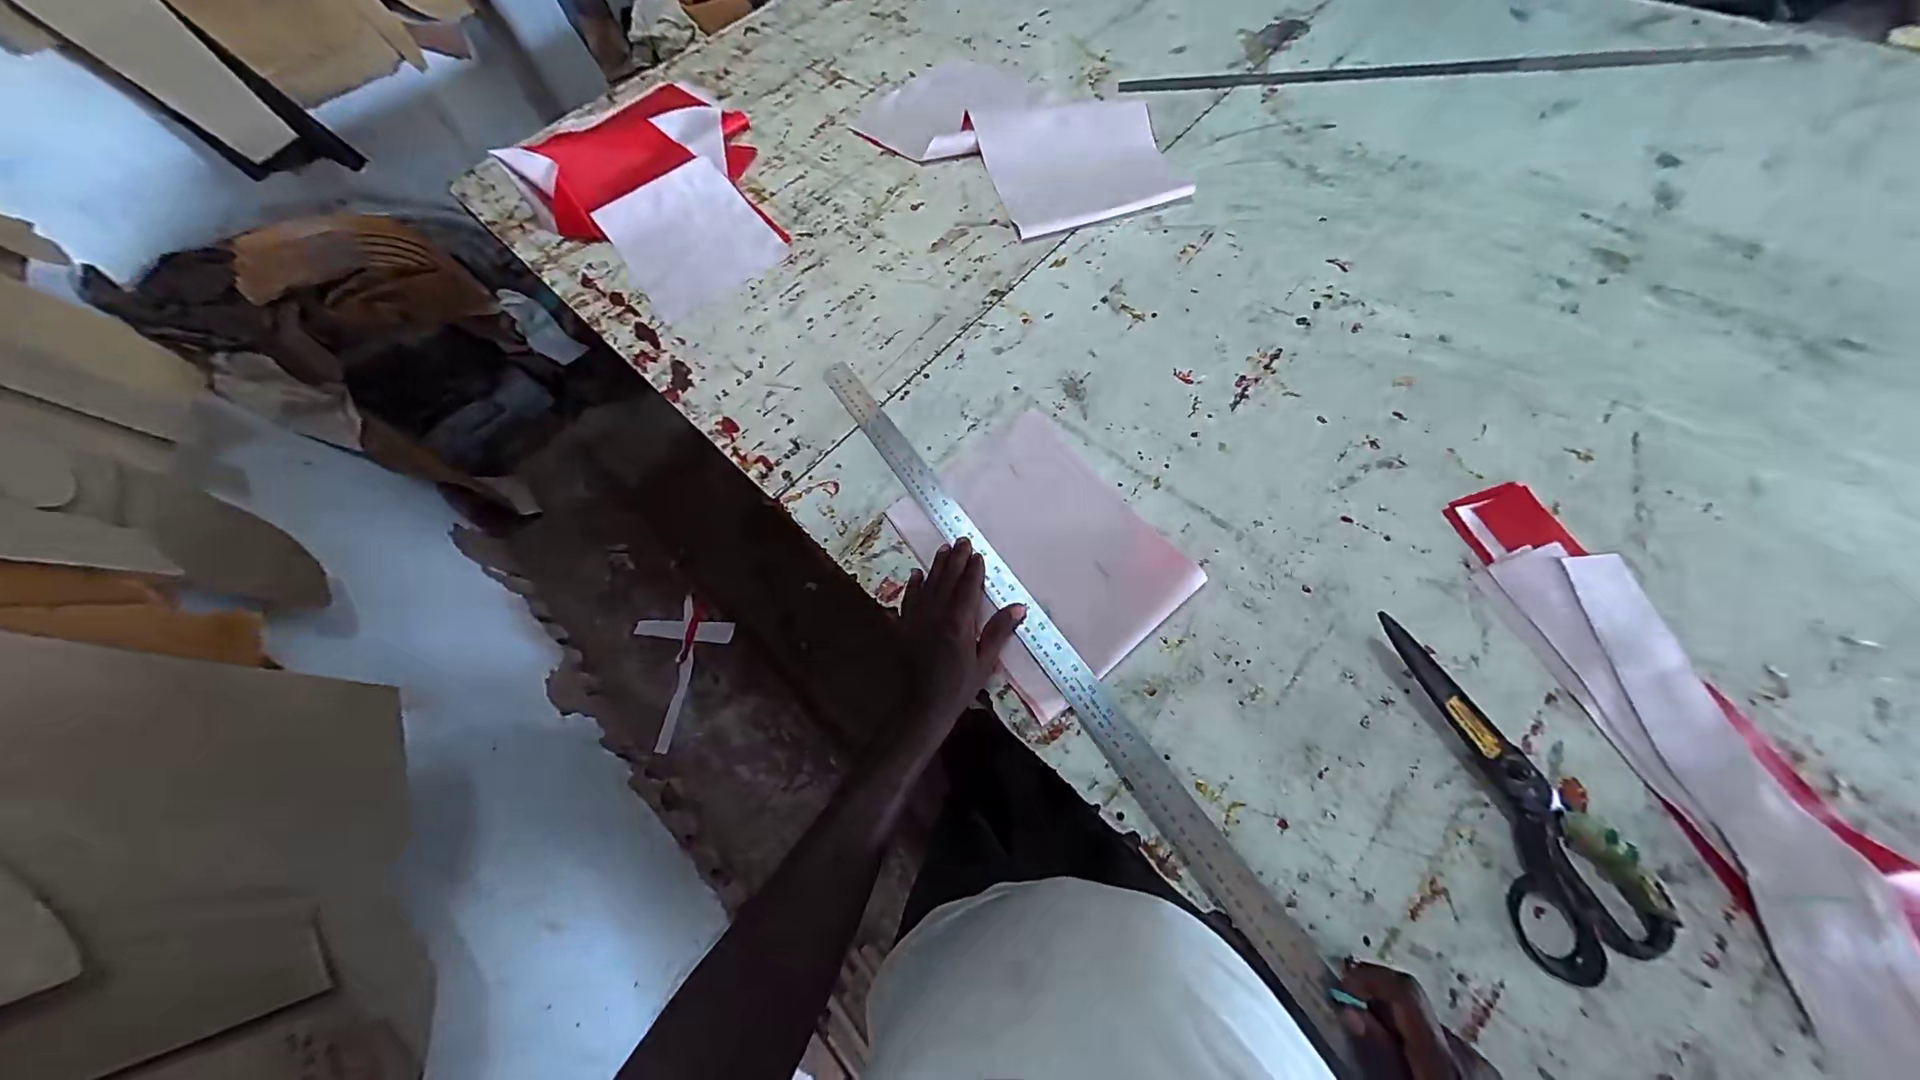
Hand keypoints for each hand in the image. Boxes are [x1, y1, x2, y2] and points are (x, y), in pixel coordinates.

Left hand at [896, 538, 1024, 751]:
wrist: (924, 706)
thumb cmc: (959, 687)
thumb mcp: (985, 662)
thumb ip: (999, 632)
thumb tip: (1018, 607)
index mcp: (958, 622)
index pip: (967, 588)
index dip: (973, 570)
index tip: (978, 554)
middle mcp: (936, 615)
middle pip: (947, 580)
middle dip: (955, 559)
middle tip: (962, 541)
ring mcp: (917, 620)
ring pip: (927, 586)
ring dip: (936, 566)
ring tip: (943, 549)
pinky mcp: (904, 628)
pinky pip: (908, 600)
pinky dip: (913, 586)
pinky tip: (916, 575)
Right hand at [1338, 960, 1498, 1079]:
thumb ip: (1378, 1052)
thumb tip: (1350, 1008)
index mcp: (1443, 1057)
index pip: (1405, 990)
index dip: (1369, 976)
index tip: (1342, 984)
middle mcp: (1468, 1054)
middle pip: (1414, 1008)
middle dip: (1380, 1008)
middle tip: (1354, 1025)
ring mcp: (1484, 1067)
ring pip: (1429, 1029)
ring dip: (1401, 1032)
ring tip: (1383, 1054)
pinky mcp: (1489, 1076)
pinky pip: (1448, 1049)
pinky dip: (1424, 1051)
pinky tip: (1413, 1069)